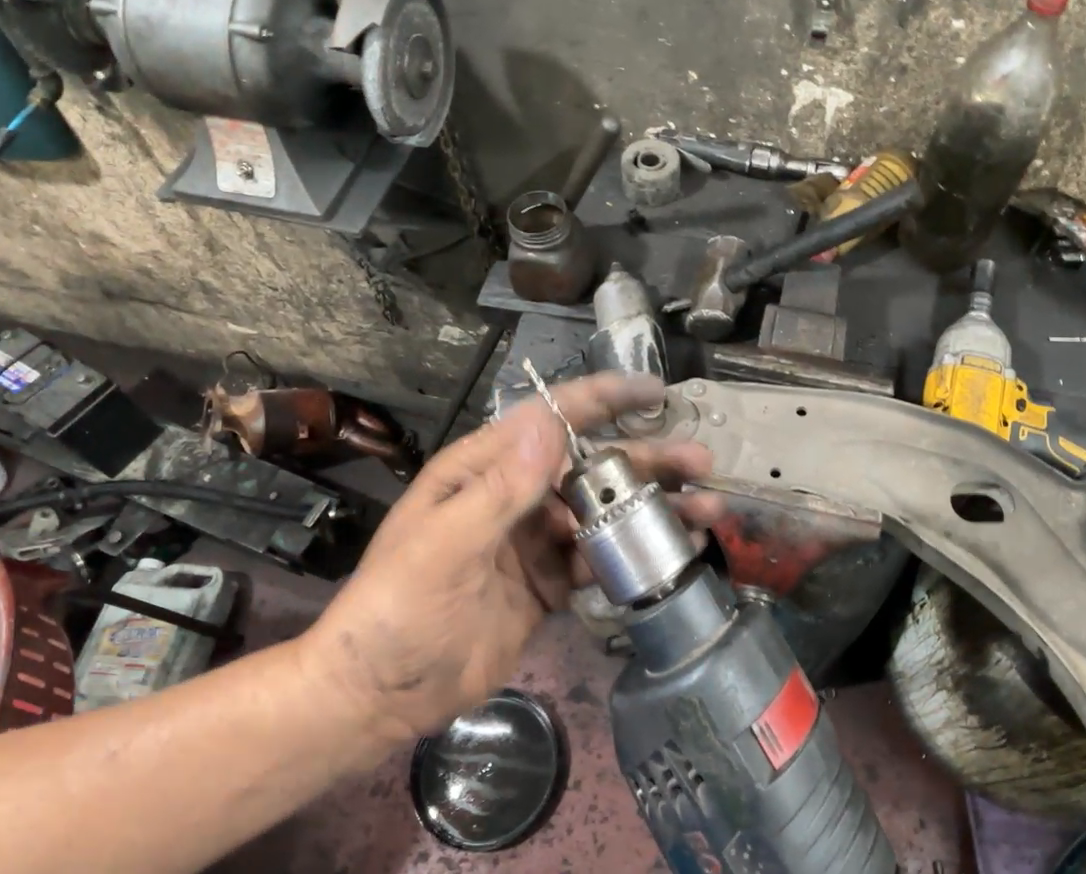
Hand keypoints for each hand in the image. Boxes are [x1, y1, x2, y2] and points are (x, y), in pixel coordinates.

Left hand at [298, 373, 723, 743]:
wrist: (380, 693)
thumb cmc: (398, 608)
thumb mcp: (443, 545)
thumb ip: (499, 489)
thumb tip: (548, 424)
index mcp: (484, 470)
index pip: (551, 420)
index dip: (604, 399)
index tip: (655, 392)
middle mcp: (516, 496)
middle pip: (591, 467)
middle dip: (648, 460)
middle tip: (701, 463)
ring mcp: (534, 541)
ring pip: (604, 513)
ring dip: (652, 509)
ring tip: (705, 512)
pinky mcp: (547, 584)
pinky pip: (598, 560)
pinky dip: (634, 556)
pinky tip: (671, 557)